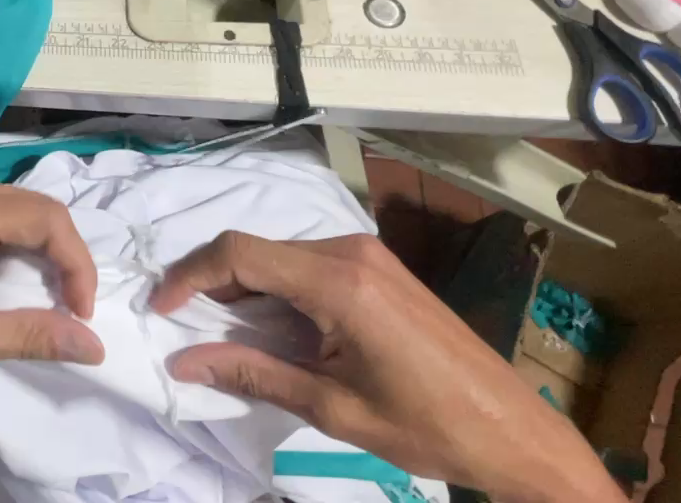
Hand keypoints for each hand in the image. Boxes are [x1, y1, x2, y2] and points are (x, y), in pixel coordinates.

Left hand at [0, 171, 105, 392]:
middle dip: (59, 255)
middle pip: (30, 205)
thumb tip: (93, 344)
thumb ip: (28, 334)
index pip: (44, 218)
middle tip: (67, 308)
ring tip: (34, 300)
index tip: (80, 313)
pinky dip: (0, 244)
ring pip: (7, 207)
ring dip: (30, 249)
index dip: (76, 264)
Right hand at [151, 233, 625, 502]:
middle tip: (187, 324)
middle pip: (254, 248)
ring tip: (226, 330)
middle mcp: (347, 250)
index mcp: (338, 282)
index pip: (239, 253)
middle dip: (211, 282)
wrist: (518, 432)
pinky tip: (274, 323)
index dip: (190, 275)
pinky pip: (304, 261)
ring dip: (243, 285)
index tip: (162, 309)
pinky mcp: (375, 263)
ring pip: (277, 252)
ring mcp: (364, 252)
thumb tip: (183, 362)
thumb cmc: (427, 427)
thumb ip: (252, 374)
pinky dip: (275, 286)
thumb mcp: (332, 409)